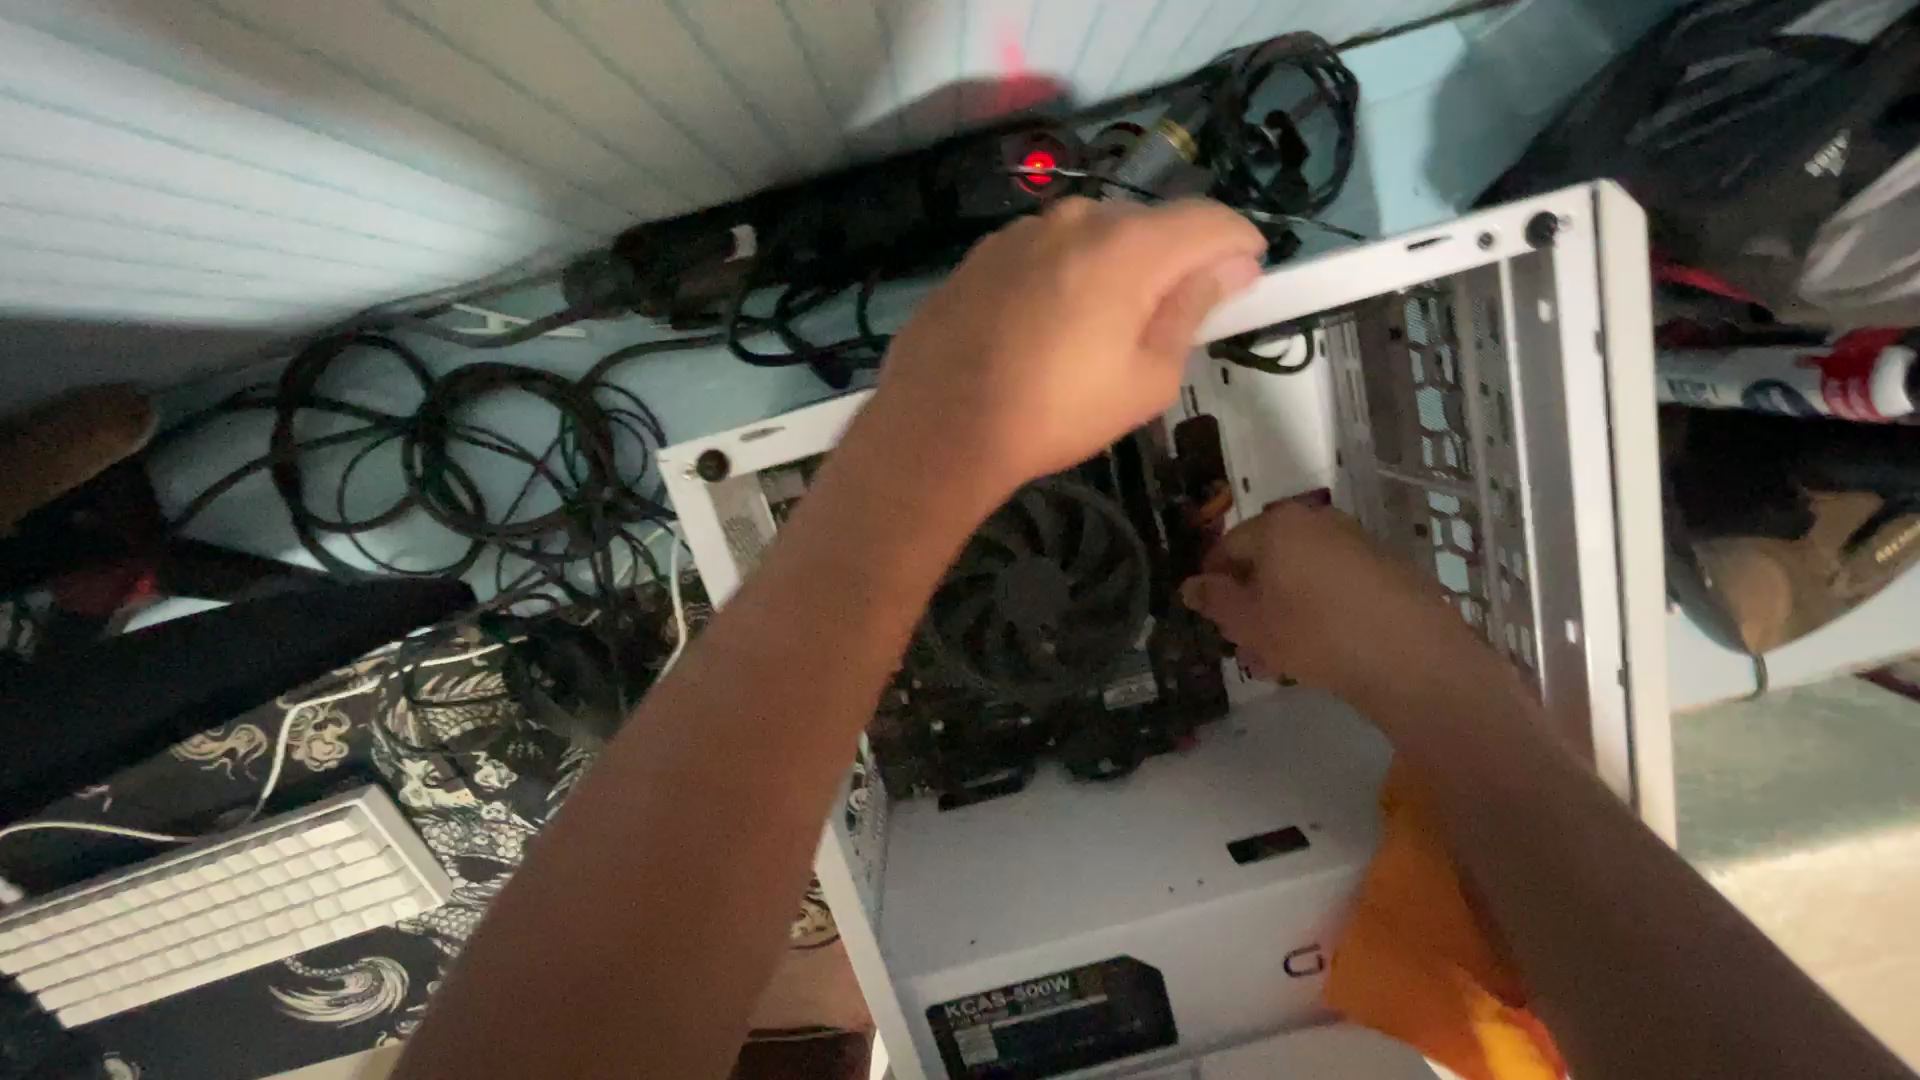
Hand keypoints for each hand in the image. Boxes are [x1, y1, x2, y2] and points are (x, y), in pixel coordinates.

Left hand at [865, 196, 1263, 498]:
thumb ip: (1192, 310)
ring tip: (1093, 333)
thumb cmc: (1054, 414)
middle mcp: (1075, 219)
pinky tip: (1041, 328)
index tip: (1243, 281)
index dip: (1238, 247)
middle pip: (1148, 225)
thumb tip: (1231, 266)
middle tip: (1164, 322)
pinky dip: (1061, 277)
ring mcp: (1020, 233)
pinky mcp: (980, 256)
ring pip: (1091, 237)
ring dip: (1111, 269)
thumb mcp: (1146, 379)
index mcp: (1127, 245)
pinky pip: (1043, 254)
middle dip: (1170, 263)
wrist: (939, 428)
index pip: (1211, 220)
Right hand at [1180, 502, 1505, 715]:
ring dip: (1282, 612)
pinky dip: (1318, 612)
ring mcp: (1356, 544)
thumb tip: (1191, 586)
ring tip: (1278, 658)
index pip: (1227, 547)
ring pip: (1300, 578)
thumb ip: (1214, 600)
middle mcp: (1317, 523)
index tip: (1213, 617)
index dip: (1212, 583)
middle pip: (1266, 561)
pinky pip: (1335, 587)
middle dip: (1250, 603)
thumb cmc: (1313, 632)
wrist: (1411, 657)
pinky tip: (1319, 650)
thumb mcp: (1247, 622)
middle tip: (1245, 643)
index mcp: (1277, 526)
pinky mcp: (1387, 571)